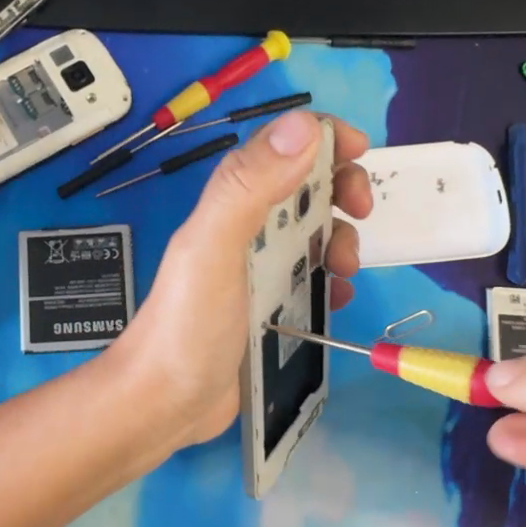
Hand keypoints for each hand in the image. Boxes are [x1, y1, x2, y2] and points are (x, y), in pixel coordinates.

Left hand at [101, 111, 371, 450]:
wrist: (166, 401)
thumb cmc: (189, 323)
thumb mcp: (214, 247)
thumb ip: (249, 186)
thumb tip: (304, 125)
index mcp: (229, 203)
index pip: (281, 146)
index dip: (323, 139)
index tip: (360, 153)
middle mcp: (243, 228)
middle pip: (305, 186)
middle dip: (341, 190)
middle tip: (359, 214)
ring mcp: (257, 268)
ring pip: (314, 233)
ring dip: (341, 239)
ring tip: (344, 270)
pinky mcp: (268, 305)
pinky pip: (310, 278)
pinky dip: (330, 280)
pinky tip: (335, 298)